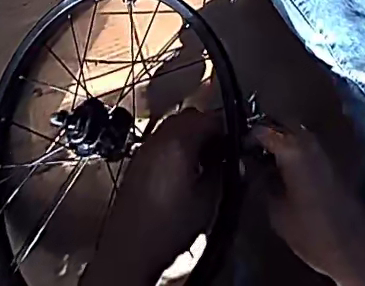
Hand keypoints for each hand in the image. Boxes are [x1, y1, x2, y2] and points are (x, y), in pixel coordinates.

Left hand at [83, 109, 225, 285]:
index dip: (225, 128)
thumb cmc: (170, 226)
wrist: (130, 247)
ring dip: (190, 135)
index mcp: (179, 142)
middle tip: (220, 149)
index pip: (208, 119)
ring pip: (173, 125)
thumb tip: (227, 159)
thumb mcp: (206, 202)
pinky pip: (161, 139)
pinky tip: (182, 168)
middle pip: (189, 117)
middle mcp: (160, 136)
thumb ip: (220, 174)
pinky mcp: (137, 159)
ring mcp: (146, 146)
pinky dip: (174, 144)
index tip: (234, 142)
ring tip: (202, 160)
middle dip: (207, 128)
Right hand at [252, 123, 364, 285]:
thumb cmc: (312, 232)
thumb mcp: (276, 210)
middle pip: (281, 121)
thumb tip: (247, 164)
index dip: (246, 137)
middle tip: (250, 147)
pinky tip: (285, 167)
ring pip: (295, 130)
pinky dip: (293, 147)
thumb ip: (260, 181)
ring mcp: (322, 149)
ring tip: (265, 157)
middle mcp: (308, 140)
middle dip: (264, 129)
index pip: (262, 129)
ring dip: (280, 137)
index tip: (237, 148)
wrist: (354, 250)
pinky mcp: (332, 161)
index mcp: (291, 147)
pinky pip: (306, 143)